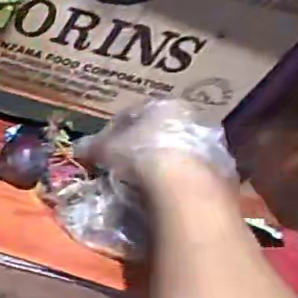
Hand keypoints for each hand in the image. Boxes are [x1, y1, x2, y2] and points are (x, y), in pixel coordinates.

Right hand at [73, 100, 237, 191]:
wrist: (183, 185)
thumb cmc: (140, 154)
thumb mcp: (105, 149)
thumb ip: (92, 145)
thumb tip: (79, 147)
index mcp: (164, 104)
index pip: (132, 113)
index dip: (111, 130)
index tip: (99, 147)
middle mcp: (191, 117)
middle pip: (157, 131)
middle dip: (138, 146)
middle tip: (118, 164)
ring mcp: (209, 143)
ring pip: (173, 152)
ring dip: (157, 163)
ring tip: (137, 182)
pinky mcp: (218, 169)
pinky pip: (186, 172)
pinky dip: (172, 180)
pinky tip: (158, 193)